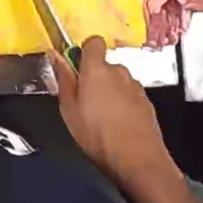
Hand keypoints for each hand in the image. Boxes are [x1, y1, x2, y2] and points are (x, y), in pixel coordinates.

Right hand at [49, 37, 184, 199]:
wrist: (138, 159)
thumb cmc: (97, 134)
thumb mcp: (69, 109)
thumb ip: (63, 78)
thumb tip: (55, 54)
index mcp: (97, 70)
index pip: (94, 42)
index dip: (84, 51)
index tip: (76, 68)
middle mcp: (119, 72)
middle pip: (104, 65)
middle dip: (94, 77)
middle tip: (84, 101)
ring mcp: (136, 87)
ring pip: (117, 81)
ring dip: (109, 91)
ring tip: (101, 117)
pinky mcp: (147, 102)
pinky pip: (129, 95)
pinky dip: (122, 103)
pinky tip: (117, 124)